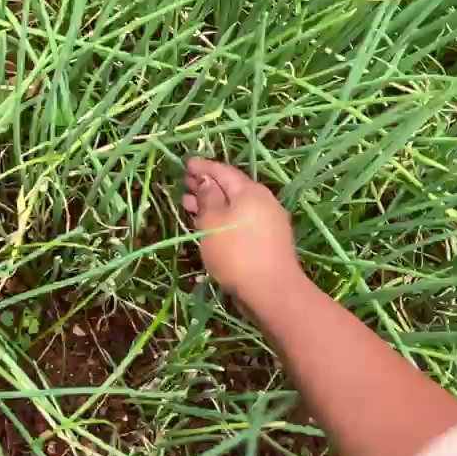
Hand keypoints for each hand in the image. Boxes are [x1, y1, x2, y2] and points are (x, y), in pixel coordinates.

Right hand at [181, 157, 309, 312]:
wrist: (271, 291)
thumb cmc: (235, 252)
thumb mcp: (212, 221)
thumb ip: (207, 197)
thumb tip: (205, 180)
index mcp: (250, 191)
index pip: (223, 171)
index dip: (203, 167)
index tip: (186, 164)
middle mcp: (263, 201)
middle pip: (231, 187)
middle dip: (206, 185)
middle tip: (184, 185)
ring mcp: (268, 221)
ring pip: (235, 205)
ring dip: (212, 204)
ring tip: (189, 206)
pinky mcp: (268, 240)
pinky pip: (242, 219)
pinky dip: (224, 217)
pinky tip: (210, 225)